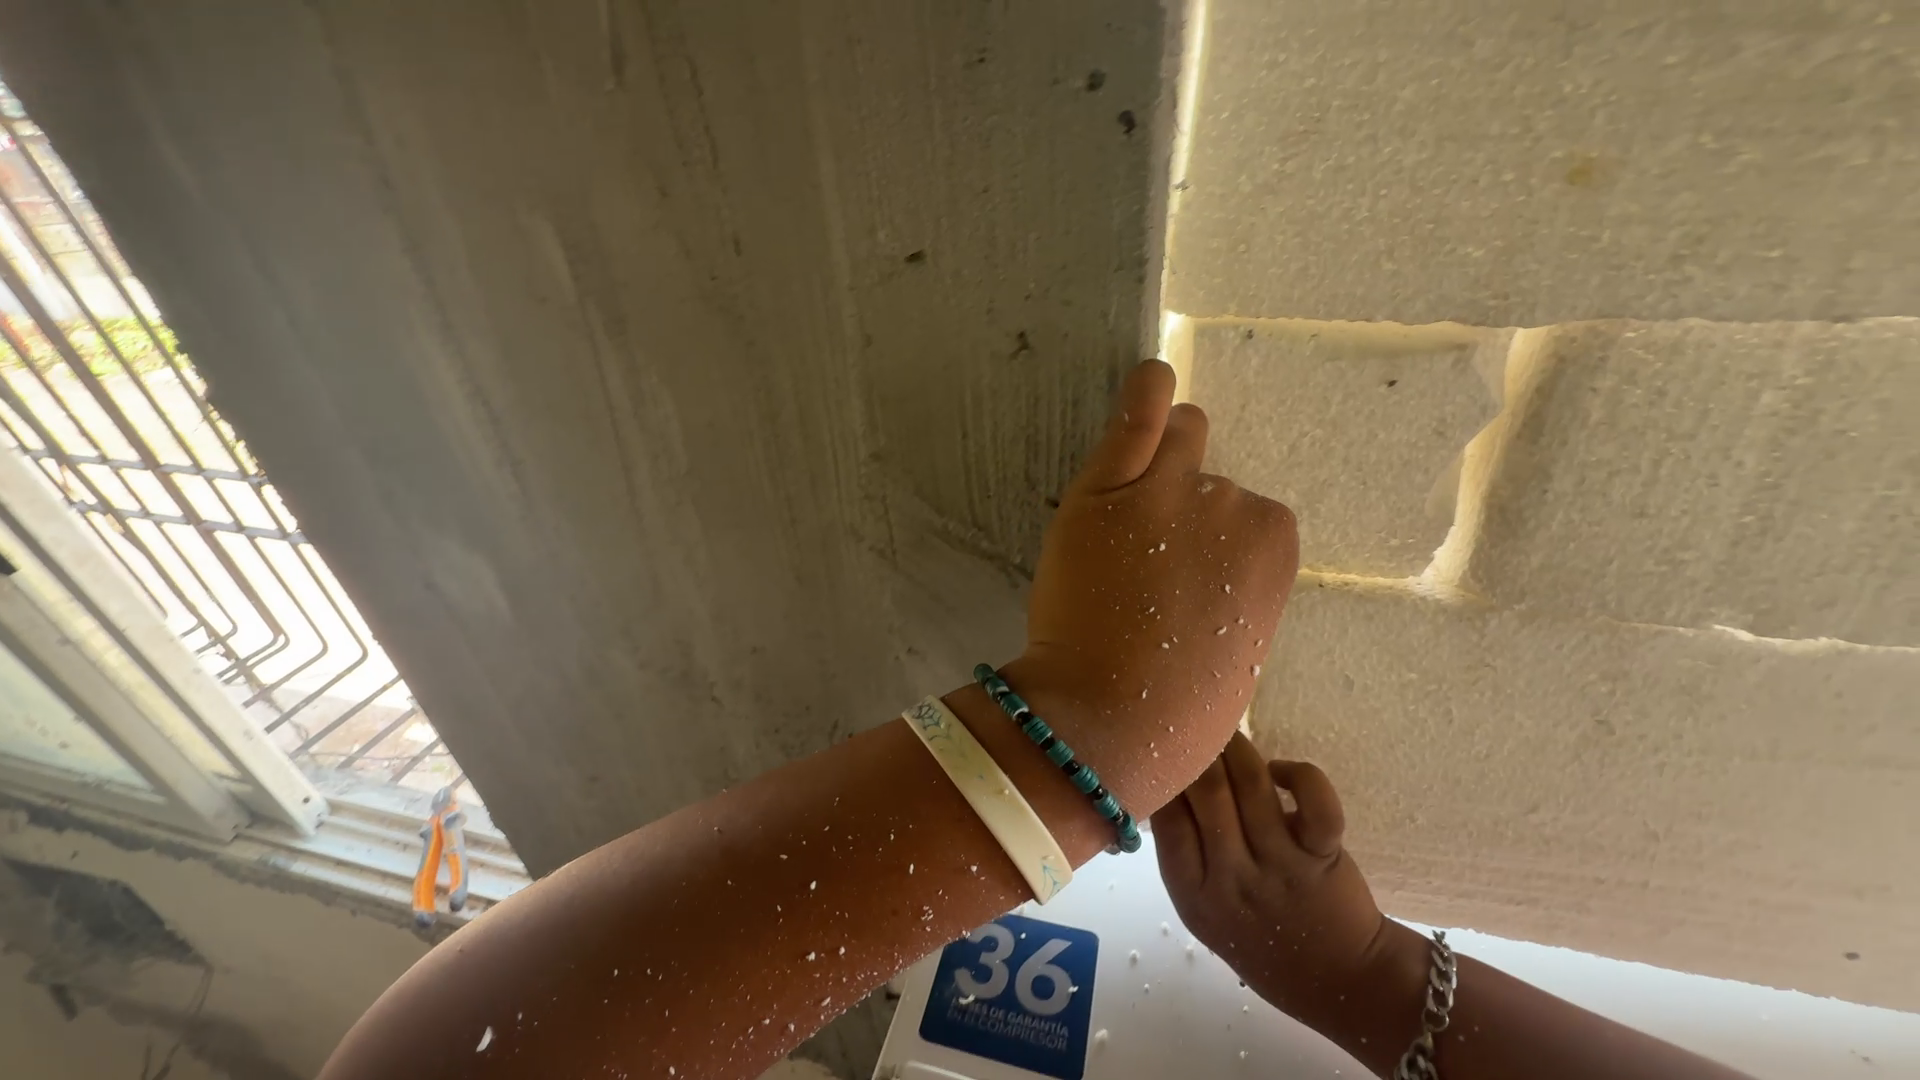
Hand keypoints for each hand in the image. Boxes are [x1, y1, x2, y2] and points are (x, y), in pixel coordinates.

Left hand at [1002, 361, 1297, 813]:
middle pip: (1207, 477)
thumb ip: (1231, 585)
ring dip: (1159, 462)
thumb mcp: (1234, 643)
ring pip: (1175, 440)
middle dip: (1181, 506)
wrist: (1112, 718)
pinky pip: (1134, 418)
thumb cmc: (1177, 703)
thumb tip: (1207, 563)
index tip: (1185, 580)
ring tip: (1134, 504)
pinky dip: (1144, 394)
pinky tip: (1151, 378)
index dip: (1207, 545)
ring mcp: (1167, 488)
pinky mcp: (1107, 488)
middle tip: (1148, 558)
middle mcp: (1231, 502)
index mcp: (1276, 543)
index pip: (1242, 514)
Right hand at [1153, 734, 1391, 1030]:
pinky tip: (1281, 771)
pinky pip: (1314, 802)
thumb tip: (1168, 781)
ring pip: (1252, 786)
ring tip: (1228, 729)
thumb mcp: (1201, 908)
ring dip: (1237, 747)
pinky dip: (1297, 774)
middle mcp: (1232, 878)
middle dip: (1199, 749)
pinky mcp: (1324, 856)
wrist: (1337, 982)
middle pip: (1206, 793)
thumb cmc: (1257, 939)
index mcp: (1192, 893)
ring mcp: (1280, 867)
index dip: (1163, 775)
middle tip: (1194, 726)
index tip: (1163, 751)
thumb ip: (1182, 854)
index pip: (1167, 818)